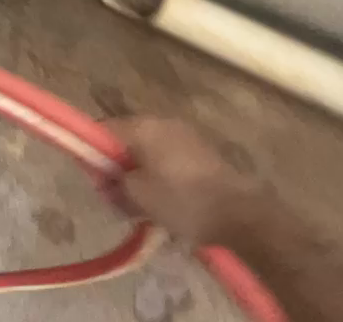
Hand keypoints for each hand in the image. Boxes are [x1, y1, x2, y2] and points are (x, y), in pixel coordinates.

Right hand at [107, 116, 265, 244]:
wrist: (250, 221)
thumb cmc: (184, 201)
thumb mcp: (136, 196)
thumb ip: (111, 183)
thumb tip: (102, 181)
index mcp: (140, 125)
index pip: (100, 129)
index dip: (92, 152)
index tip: (96, 177)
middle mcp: (161, 122)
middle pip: (125, 138)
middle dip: (119, 164)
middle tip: (121, 192)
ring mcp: (188, 135)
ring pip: (149, 149)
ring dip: (143, 169)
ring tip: (148, 199)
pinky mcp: (207, 153)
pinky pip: (171, 157)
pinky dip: (164, 173)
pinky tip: (171, 197)